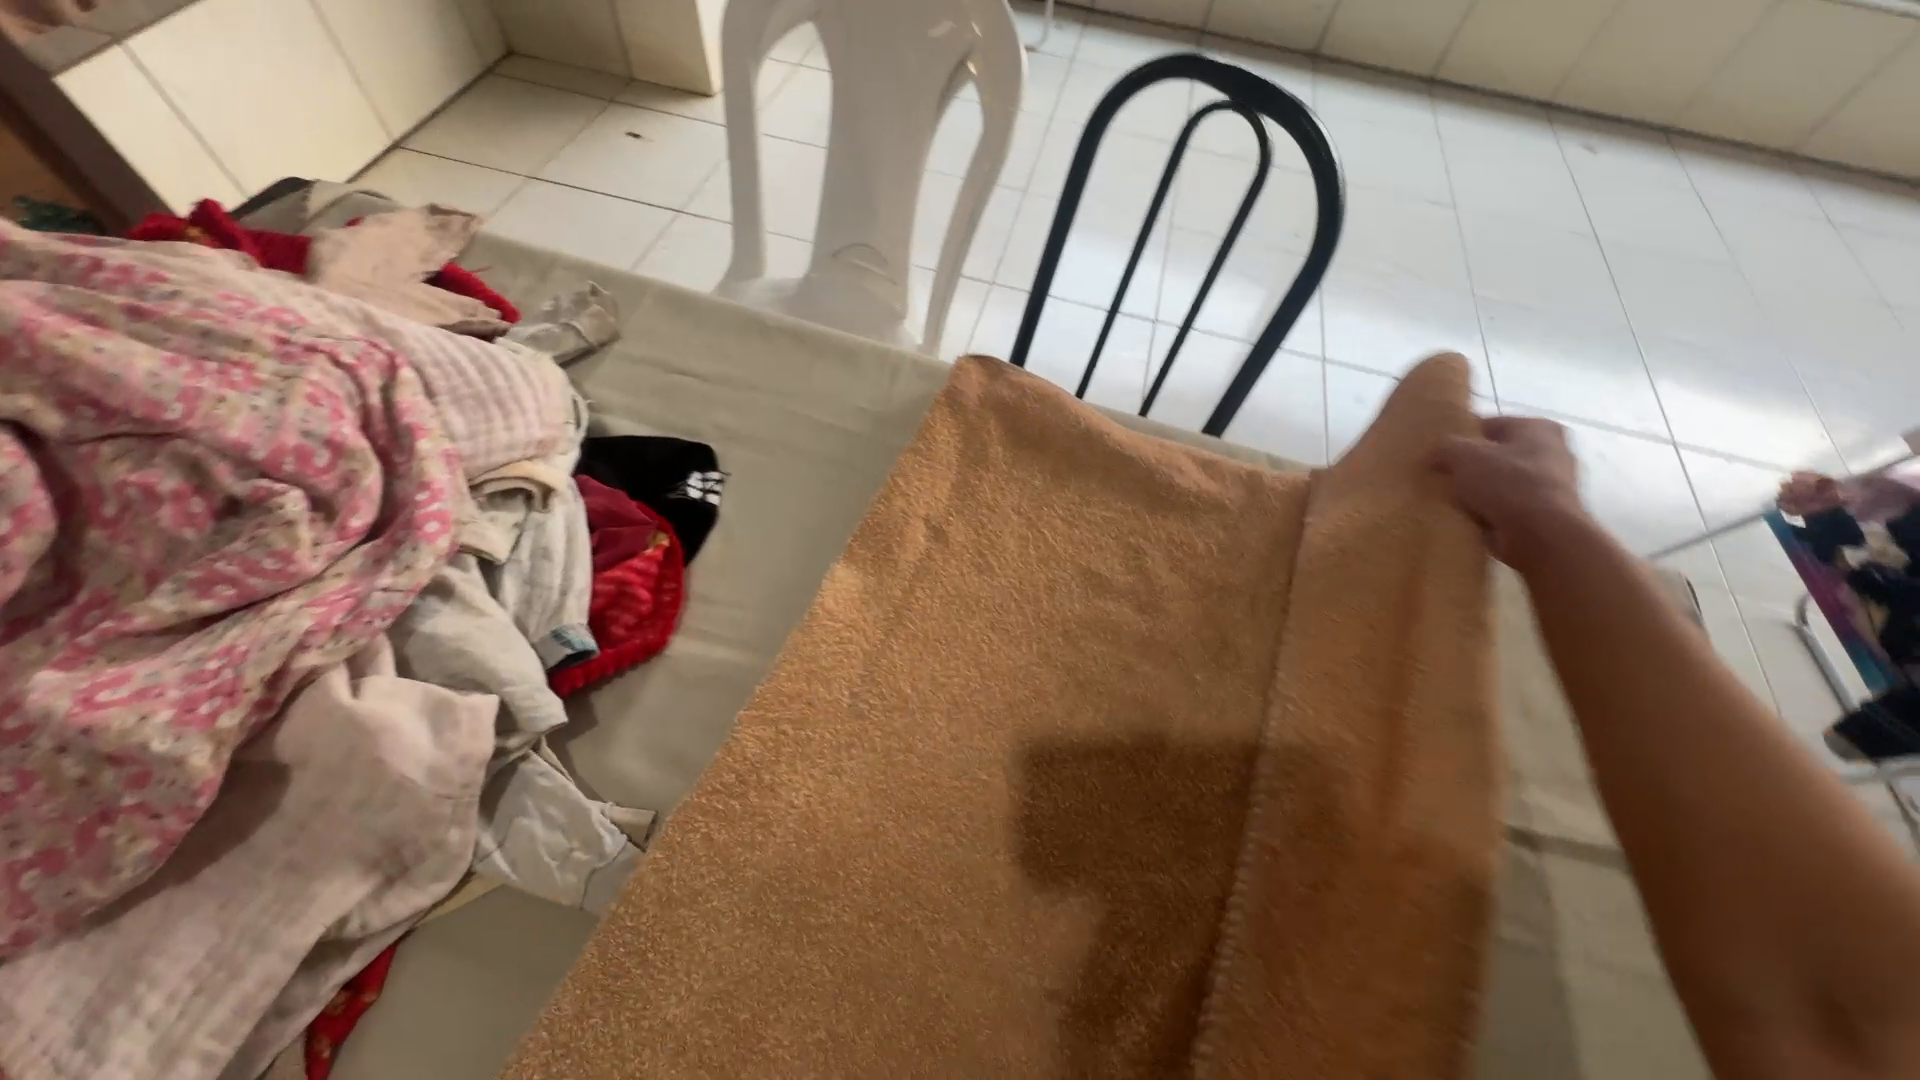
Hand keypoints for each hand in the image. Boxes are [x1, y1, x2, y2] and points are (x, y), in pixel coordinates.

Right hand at [1430, 416, 1586, 568]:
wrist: (1542, 535)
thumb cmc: (1508, 484)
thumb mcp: (1463, 456)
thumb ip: (1444, 448)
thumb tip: (1431, 455)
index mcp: (1538, 427)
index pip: (1490, 425)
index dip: (1461, 438)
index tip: (1437, 454)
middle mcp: (1552, 451)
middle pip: (1496, 455)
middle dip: (1469, 467)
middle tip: (1440, 477)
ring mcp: (1552, 485)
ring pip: (1500, 483)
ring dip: (1477, 492)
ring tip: (1448, 501)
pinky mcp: (1545, 515)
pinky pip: (1505, 508)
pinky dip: (1488, 513)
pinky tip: (1467, 519)